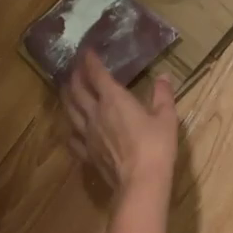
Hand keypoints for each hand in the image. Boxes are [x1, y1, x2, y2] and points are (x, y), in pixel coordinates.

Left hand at [62, 50, 178, 194]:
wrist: (141, 182)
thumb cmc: (156, 145)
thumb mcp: (166, 116)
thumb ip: (163, 95)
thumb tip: (164, 77)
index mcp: (114, 99)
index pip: (97, 74)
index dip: (90, 60)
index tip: (86, 50)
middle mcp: (95, 113)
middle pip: (77, 90)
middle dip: (74, 76)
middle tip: (74, 68)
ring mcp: (88, 135)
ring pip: (70, 111)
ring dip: (66, 97)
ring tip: (65, 90)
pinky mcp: (87, 154)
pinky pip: (73, 139)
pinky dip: (70, 130)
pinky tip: (71, 130)